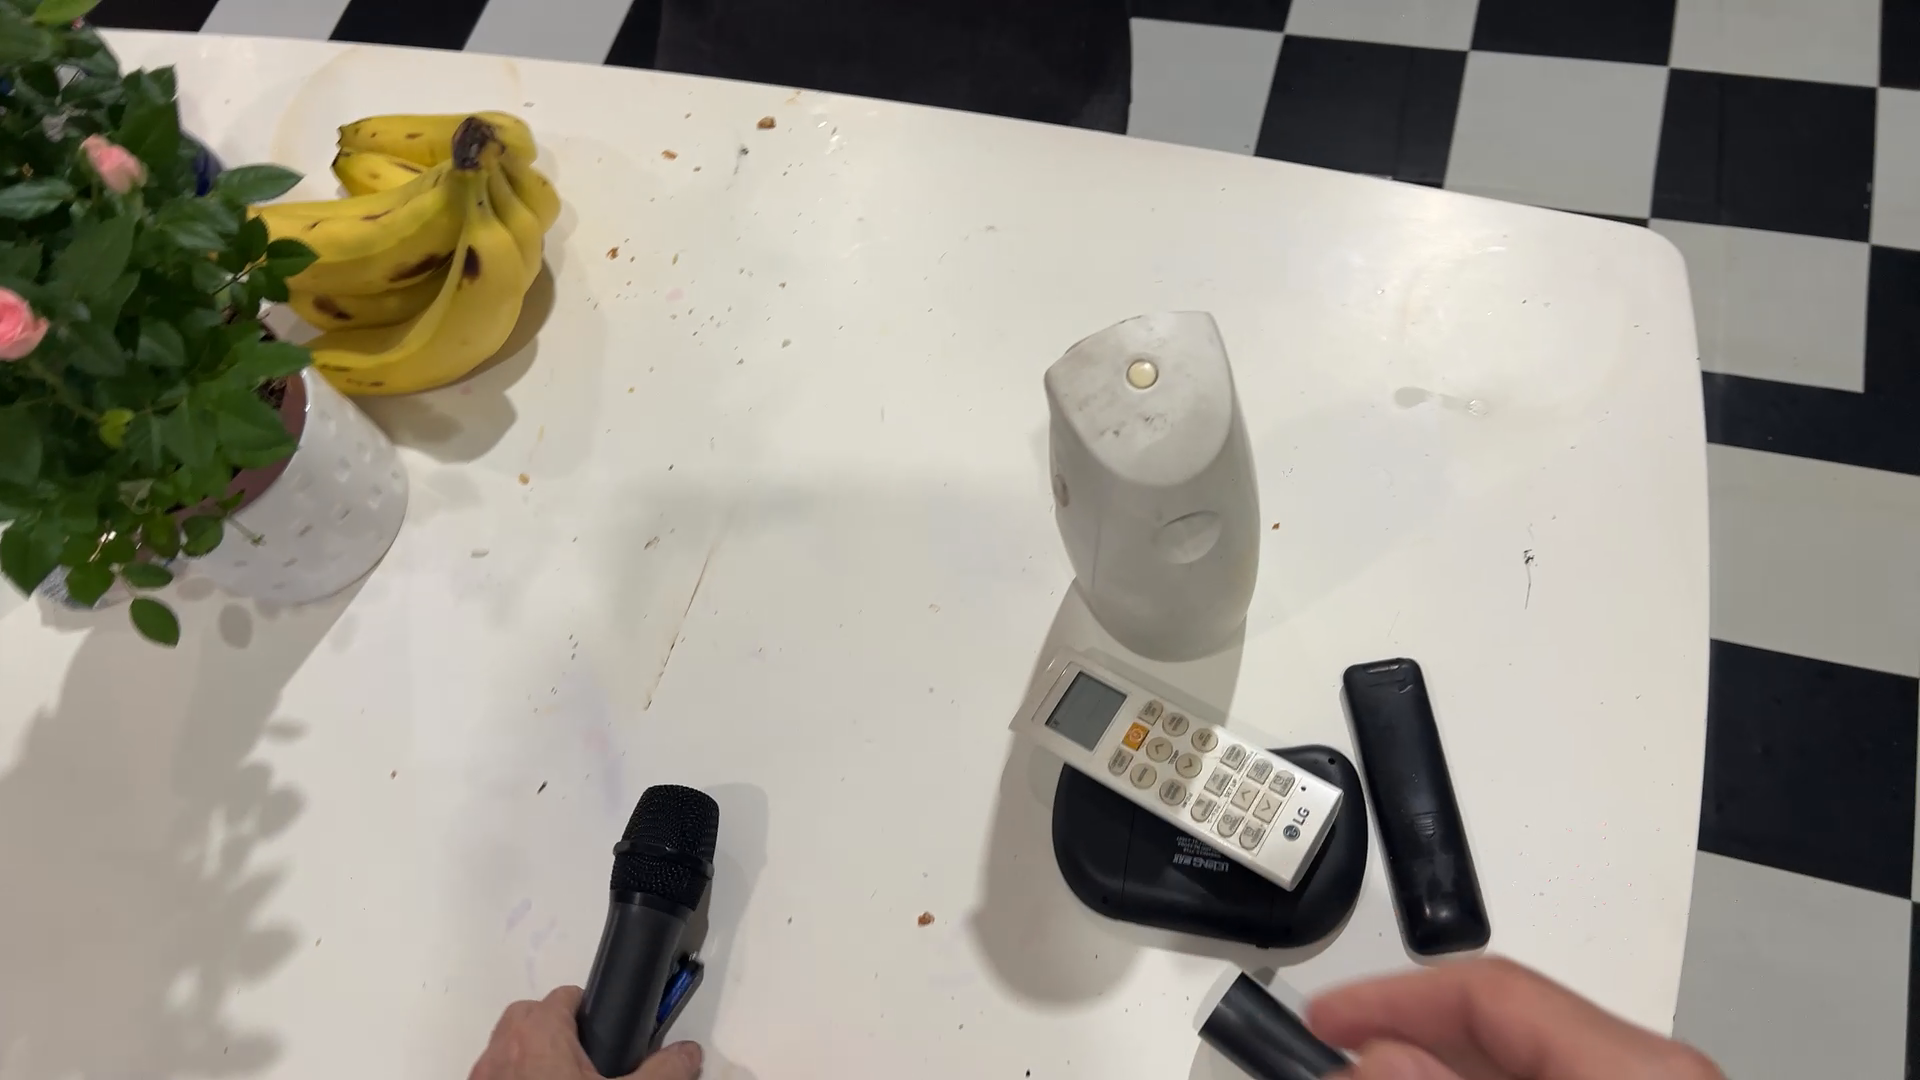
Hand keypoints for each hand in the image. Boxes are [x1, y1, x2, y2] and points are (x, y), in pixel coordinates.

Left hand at [469, 985, 702, 1079]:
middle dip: (549, 1029)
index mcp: (538, 1036)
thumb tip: (689, 1053)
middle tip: (579, 1061)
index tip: (605, 1035)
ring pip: (501, 1057)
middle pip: (523, 1019)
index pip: (563, 997)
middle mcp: (499, 1057)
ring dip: (526, 1063)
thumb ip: (664, 1071)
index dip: (589, 1010)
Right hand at [1307, 958, 1722, 1079]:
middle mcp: (1641, 1072)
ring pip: (1502, 1061)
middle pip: (1491, 1023)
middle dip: (1398, 1040)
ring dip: (1423, 1070)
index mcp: (1638, 1070)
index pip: (1488, 989)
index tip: (1321, 1019)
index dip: (1389, 996)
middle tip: (1332, 1060)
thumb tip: (1374, 1056)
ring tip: (1365, 1076)